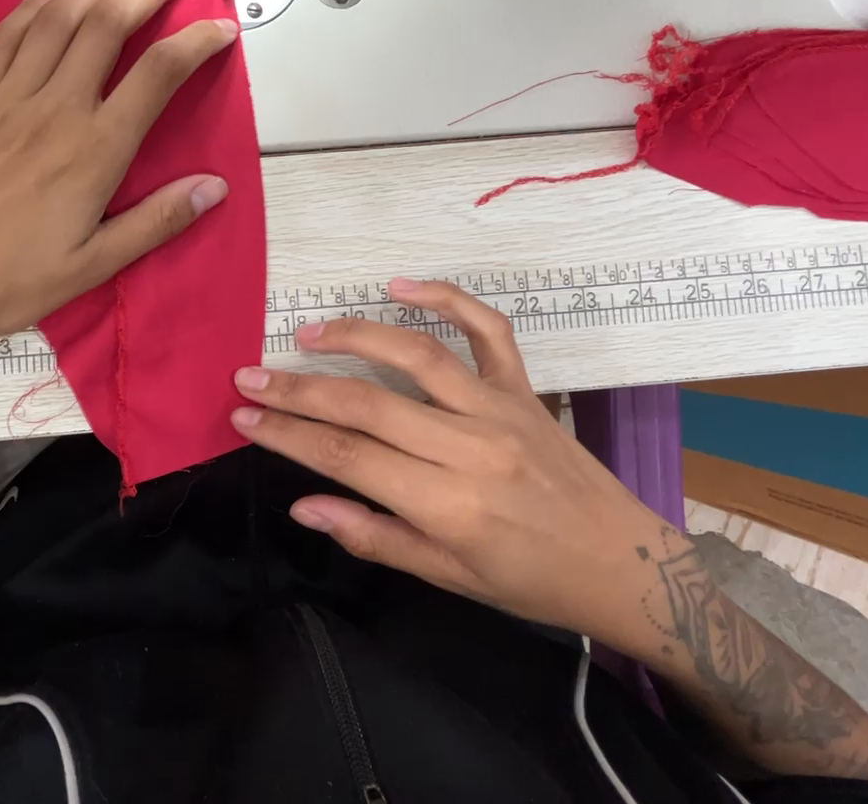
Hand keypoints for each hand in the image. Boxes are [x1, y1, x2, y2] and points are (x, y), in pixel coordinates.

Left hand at [0, 0, 237, 381]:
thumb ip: (157, 221)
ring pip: (57, 18)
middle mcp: (53, 110)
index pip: (157, 75)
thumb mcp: (94, 265)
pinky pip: (6, 34)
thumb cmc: (8, 280)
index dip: (196, 42)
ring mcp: (6, 97)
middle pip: (107, 26)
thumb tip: (213, 187)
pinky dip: (36, 4)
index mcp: (93, 151)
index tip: (221, 26)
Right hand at [229, 280, 674, 649]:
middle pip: (367, 403)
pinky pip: (488, 331)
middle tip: (250, 376)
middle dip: (298, 389)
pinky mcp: (525, 389)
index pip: (347, 456)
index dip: (287, 434)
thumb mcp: (447, 577)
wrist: (624, 566)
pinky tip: (402, 284)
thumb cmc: (530, 582)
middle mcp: (470, 447)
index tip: (244, 417)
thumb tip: (302, 503)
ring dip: (354, 337)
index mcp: (447, 503)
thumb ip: (372, 535)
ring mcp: (501, 409)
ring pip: (416, 355)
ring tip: (307, 333)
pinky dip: (447, 299)